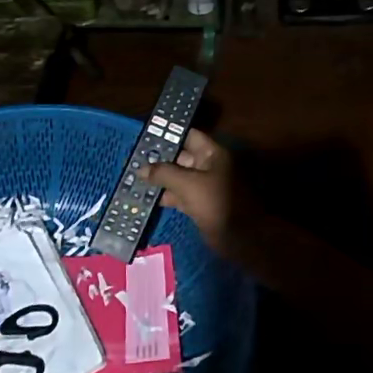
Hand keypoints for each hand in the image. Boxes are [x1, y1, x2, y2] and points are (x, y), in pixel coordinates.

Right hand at [139, 129, 237, 247]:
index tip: (145, 136)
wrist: (240, 238)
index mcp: (212, 154)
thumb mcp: (188, 185)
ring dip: (159, 179)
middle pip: (181, 157)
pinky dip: (165, 196)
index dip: (169, 134)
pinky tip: (145, 198)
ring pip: (178, 177)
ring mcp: (204, 185)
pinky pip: (179, 194)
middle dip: (159, 159)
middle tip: (132, 159)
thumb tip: (141, 168)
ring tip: (133, 178)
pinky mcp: (199, 203)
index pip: (188, 136)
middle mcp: (208, 166)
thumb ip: (163, 173)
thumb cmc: (216, 203)